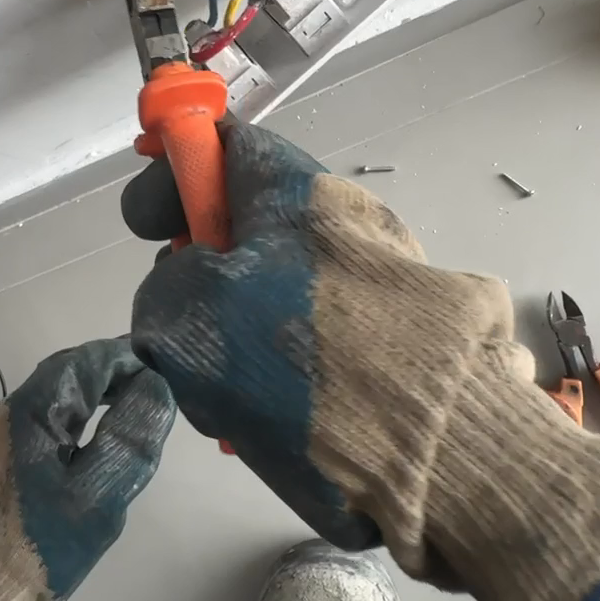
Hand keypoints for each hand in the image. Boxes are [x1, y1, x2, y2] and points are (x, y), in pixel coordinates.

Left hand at [0, 338, 174, 600]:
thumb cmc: (46, 545)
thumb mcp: (101, 494)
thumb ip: (131, 435)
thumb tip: (155, 385)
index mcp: (35, 409)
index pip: (90, 360)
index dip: (130, 359)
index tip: (164, 375)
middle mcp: (16, 407)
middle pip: (73, 368)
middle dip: (116, 370)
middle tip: (156, 385)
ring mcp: (10, 429)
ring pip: (63, 389)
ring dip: (101, 387)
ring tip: (138, 400)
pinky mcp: (12, 449)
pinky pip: (55, 411)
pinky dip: (85, 407)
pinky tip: (105, 425)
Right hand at [124, 123, 599, 600]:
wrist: (448, 456)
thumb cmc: (307, 367)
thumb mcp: (191, 317)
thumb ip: (168, 283)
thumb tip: (187, 286)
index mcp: (298, 195)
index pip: (224, 144)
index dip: (177, 168)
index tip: (151, 221)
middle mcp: (350, 221)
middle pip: (253, 221)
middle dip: (207, 268)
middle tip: (186, 324)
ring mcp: (388, 277)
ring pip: (286, 285)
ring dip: (247, 326)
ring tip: (236, 397)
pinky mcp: (414, 333)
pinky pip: (330, 331)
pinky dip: (297, 361)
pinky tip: (287, 418)